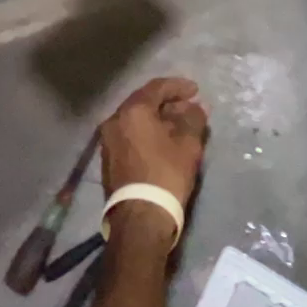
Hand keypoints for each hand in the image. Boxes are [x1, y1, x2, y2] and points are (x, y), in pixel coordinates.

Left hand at [99, 76, 207, 204]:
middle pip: (144, 102)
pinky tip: (162, 142)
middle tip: (189, 108)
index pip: (157, 87)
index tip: (196, 91)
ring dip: (157, 119)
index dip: (178, 86)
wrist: (140, 220)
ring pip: (135, 120)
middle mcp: (114, 120)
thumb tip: (198, 106)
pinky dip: (146, 133)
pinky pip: (129, 136)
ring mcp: (108, 141)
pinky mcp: (107, 160)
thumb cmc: (166, 175)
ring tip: (179, 126)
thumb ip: (194, 119)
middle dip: (168, 103)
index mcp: (132, 111)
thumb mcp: (188, 145)